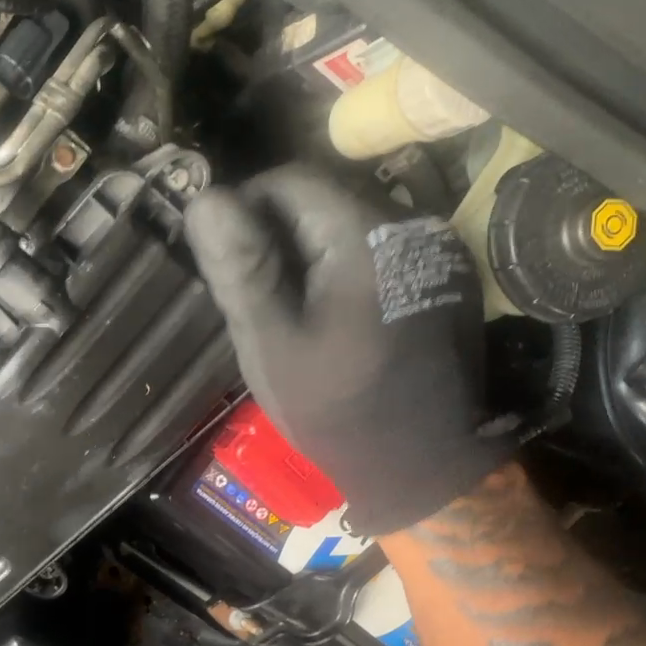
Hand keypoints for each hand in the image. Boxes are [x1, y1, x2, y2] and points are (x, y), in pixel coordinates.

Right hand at [185, 165, 508, 535]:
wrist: (418, 464)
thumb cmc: (333, 406)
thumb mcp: (271, 340)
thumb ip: (242, 267)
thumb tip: (205, 199)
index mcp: (364, 237)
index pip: (289, 181)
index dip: (242, 208)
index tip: (219, 257)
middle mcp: (408, 226)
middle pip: (321, 200)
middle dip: (272, 235)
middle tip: (245, 293)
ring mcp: (432, 251)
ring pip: (344, 225)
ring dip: (303, 252)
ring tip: (279, 307)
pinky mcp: (439, 276)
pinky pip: (371, 252)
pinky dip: (335, 269)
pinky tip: (322, 315)